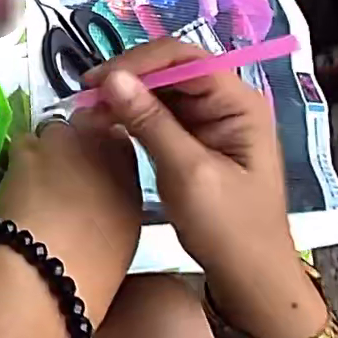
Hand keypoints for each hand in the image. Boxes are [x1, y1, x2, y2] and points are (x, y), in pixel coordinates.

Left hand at [0, 119, 141, 326]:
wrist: (46, 267)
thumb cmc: (91, 270)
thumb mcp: (120, 235)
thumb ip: (116, 200)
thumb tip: (103, 192)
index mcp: (129, 176)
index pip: (119, 141)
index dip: (104, 146)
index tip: (93, 160)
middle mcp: (99, 149)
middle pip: (88, 126)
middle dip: (77, 139)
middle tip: (65, 166)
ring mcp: (63, 143)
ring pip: (55, 130)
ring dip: (49, 146)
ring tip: (39, 175)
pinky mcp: (27, 147)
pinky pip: (24, 140)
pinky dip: (21, 155)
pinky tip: (17, 178)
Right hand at [76, 39, 323, 337]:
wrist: (250, 279)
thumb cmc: (229, 229)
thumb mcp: (187, 173)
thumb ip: (150, 121)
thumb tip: (111, 78)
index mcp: (238, 102)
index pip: (183, 58)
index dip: (138, 62)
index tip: (97, 81)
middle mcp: (224, 100)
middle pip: (169, 68)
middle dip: (127, 77)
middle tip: (86, 97)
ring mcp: (208, 118)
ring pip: (158, 87)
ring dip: (123, 94)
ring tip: (89, 111)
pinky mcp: (192, 135)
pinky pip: (155, 110)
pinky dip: (128, 112)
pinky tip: (105, 121)